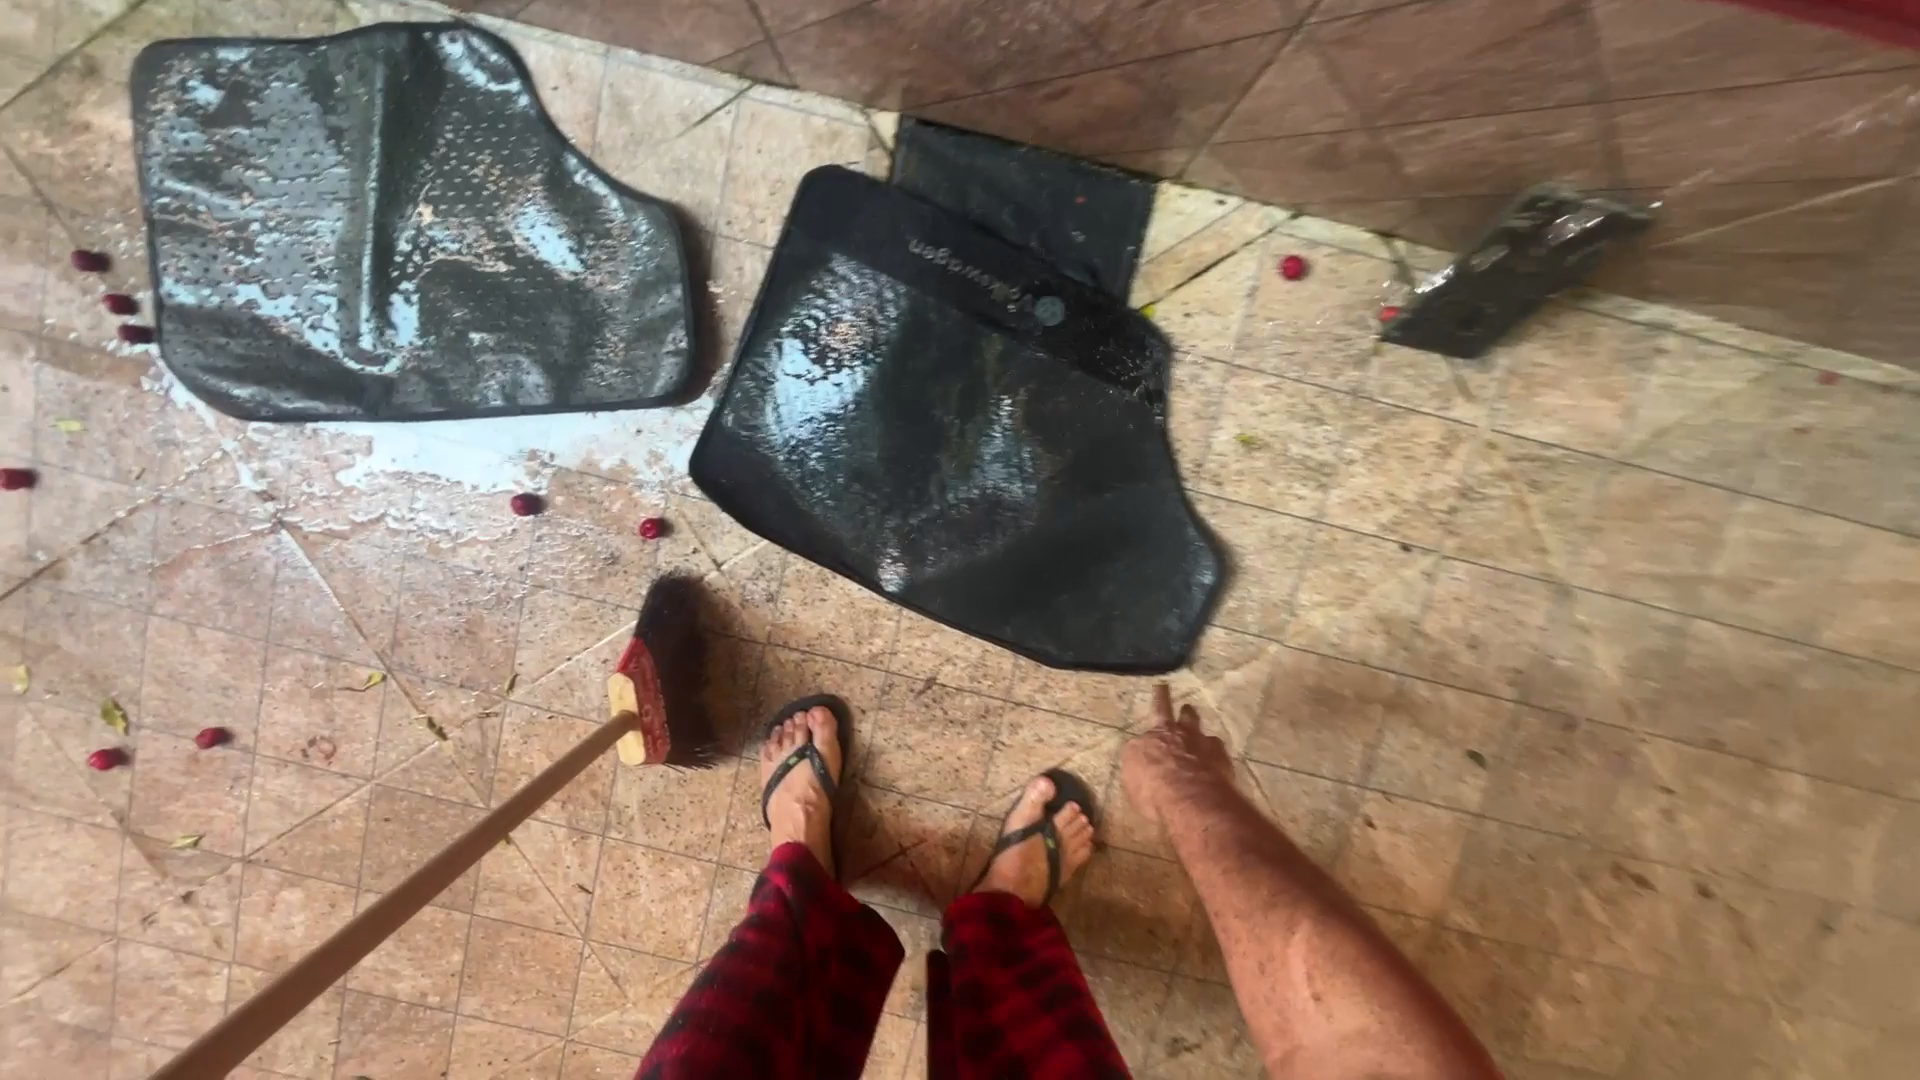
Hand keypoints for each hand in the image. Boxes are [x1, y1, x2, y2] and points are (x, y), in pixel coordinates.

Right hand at [1121, 683, 1232, 825]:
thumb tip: (1145, 772)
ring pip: (1191, 719)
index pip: (1139, 741)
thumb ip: (1140, 774)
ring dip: (1189, 715)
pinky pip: (1214, 743)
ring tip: (1189, 710)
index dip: (1143, 747)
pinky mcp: (1217, 750)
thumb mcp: (1135, 787)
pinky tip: (1215, 753)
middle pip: (1162, 709)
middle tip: (1162, 686)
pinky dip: (1212, 747)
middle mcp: (1167, 734)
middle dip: (1160, 697)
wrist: (1191, 799)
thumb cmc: (1154, 796)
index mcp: (1142, 744)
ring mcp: (1193, 739)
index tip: (1143, 751)